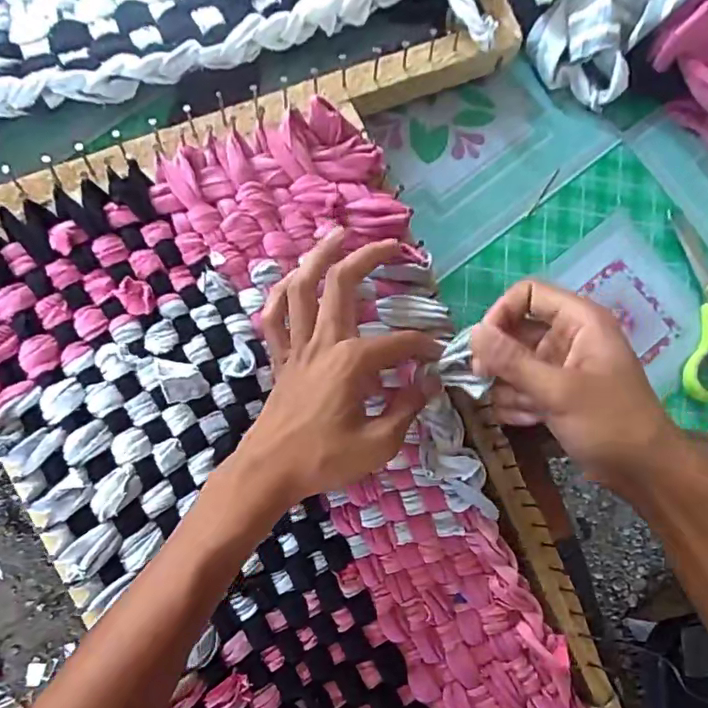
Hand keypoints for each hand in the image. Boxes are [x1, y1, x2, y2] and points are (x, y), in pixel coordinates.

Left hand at [223, 230, 440, 514]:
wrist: (268, 471)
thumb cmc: (324, 460)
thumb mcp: (378, 443)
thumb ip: (406, 409)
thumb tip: (427, 383)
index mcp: (351, 361)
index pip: (399, 343)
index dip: (424, 346)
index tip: (438, 356)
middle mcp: (323, 342)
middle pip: (342, 283)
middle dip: (370, 256)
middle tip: (393, 244)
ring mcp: (296, 347)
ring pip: (301, 287)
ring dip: (319, 257)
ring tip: (337, 236)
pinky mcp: (280, 360)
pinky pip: (274, 318)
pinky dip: (281, 295)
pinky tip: (291, 282)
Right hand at [470, 279, 698, 490]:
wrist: (641, 470)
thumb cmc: (609, 423)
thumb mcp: (558, 391)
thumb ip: (512, 361)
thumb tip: (473, 334)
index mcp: (579, 322)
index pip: (528, 294)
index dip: (501, 313)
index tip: (483, 346)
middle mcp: (568, 338)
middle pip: (514, 331)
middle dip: (499, 358)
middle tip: (485, 381)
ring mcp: (560, 367)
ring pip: (513, 364)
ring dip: (509, 387)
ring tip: (525, 410)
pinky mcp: (554, 394)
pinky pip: (521, 388)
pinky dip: (518, 404)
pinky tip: (529, 421)